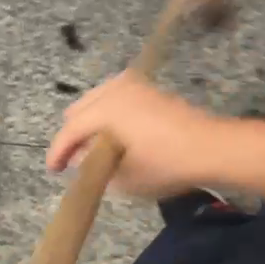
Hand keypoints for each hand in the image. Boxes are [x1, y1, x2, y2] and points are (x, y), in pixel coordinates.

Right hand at [45, 70, 244, 197]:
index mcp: (107, 109)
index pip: (71, 129)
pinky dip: (107, 111)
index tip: (53, 170)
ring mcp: (135, 84)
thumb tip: (82, 159)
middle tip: (71, 160)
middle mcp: (117, 89)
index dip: (58, 151)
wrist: (211, 147)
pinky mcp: (150, 88)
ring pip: (97, 98)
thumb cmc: (167, 165)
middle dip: (72, 133)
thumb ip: (95, 169)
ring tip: (90, 147)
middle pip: (80, 107)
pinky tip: (112, 132)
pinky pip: (115, 95)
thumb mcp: (126, 178)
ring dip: (89, 120)